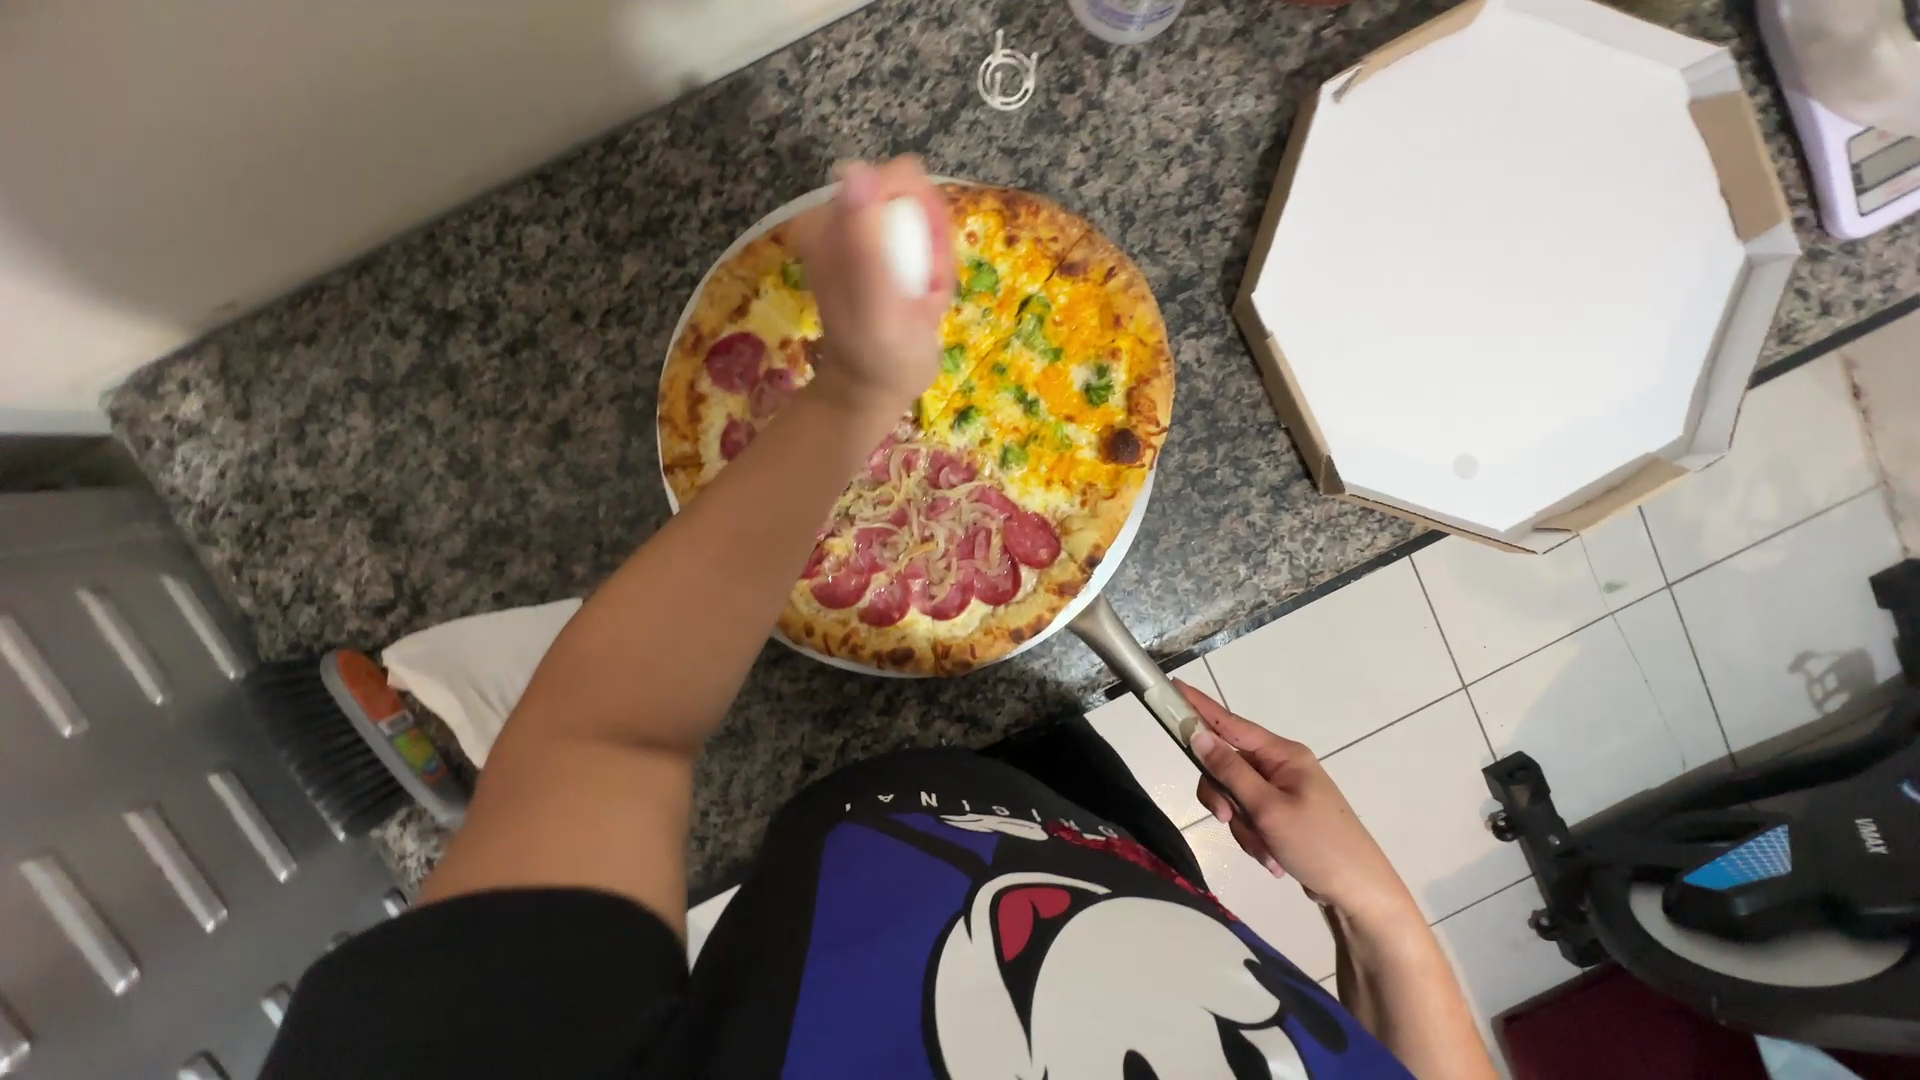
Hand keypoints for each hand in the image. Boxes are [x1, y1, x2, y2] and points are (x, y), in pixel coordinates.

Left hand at [789, 156, 954, 419]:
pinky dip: (938, 272)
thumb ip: (864, 240)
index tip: (922, 268)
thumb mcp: (873, 301)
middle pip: (917, 197)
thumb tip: (855, 169)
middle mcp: (846, 217)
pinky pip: (931, 242)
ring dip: (938, 262)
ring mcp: (870, 232)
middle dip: (932, 244)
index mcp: (829, 219)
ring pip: (930, 220)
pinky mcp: (888, 249)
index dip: (924, 220)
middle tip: (923, 290)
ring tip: (923, 300)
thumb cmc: (877, 353)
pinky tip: (926, 301)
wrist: (879, 385)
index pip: (896, 180)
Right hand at [1181, 681, 1420, 928]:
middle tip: (1225, 818)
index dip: (1200, 707)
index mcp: (1283, 755)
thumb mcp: (1268, 809)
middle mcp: (1281, 767)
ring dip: (1242, 827)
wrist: (1361, 896)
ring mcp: (1283, 792)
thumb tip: (1199, 736)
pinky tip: (1273, 858)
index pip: (1231, 724)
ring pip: (1234, 797)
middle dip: (1223, 798)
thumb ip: (1230, 772)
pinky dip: (1254, 838)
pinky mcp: (1283, 817)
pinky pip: (1250, 818)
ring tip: (1266, 851)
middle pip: (1226, 767)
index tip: (1173, 687)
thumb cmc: (1319, 846)